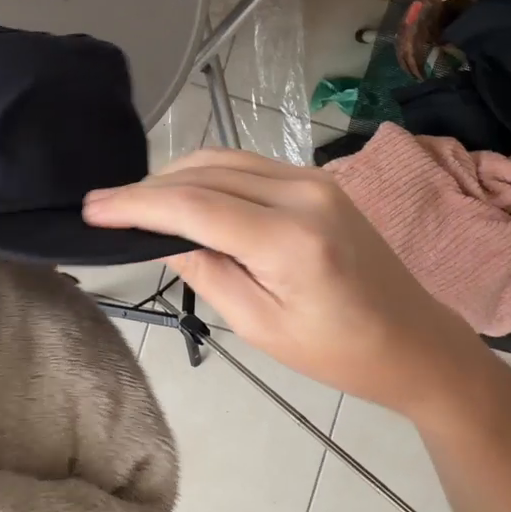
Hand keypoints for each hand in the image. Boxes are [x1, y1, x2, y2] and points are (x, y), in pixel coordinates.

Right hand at [84, 148, 488, 420]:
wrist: (419, 343)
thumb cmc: (339, 353)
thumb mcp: (260, 326)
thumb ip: (205, 271)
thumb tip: (159, 236)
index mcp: (291, 240)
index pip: (193, 205)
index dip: (136, 204)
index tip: (92, 210)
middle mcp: (301, 193)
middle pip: (202, 173)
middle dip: (146, 188)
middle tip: (102, 207)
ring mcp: (310, 178)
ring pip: (218, 158)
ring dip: (171, 176)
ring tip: (134, 202)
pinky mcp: (312, 177)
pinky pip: (241, 163)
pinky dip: (201, 174)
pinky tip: (180, 192)